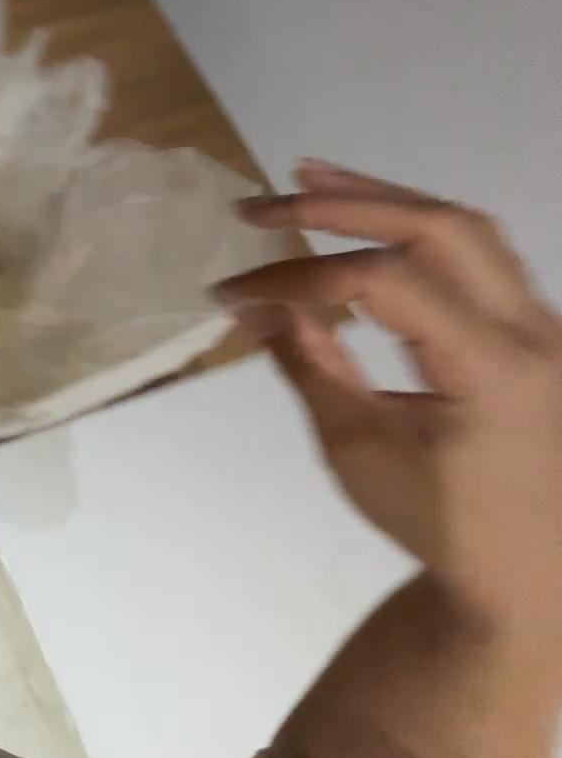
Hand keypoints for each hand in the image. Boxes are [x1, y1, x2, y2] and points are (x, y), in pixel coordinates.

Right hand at [218, 159, 561, 634]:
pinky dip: (409, 229)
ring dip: (380, 199)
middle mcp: (537, 334)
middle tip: (257, 206)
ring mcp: (544, 330)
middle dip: (342, 204)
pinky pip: (474, 259)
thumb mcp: (357, 448)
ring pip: (469, 232)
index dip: (294, 274)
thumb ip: (309, 365)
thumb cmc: (444, 521)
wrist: (541, 578)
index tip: (227, 294)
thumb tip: (254, 306)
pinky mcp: (531, 336)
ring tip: (304, 178)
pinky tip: (362, 220)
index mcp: (494, 367)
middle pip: (444, 229)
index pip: (382, 281)